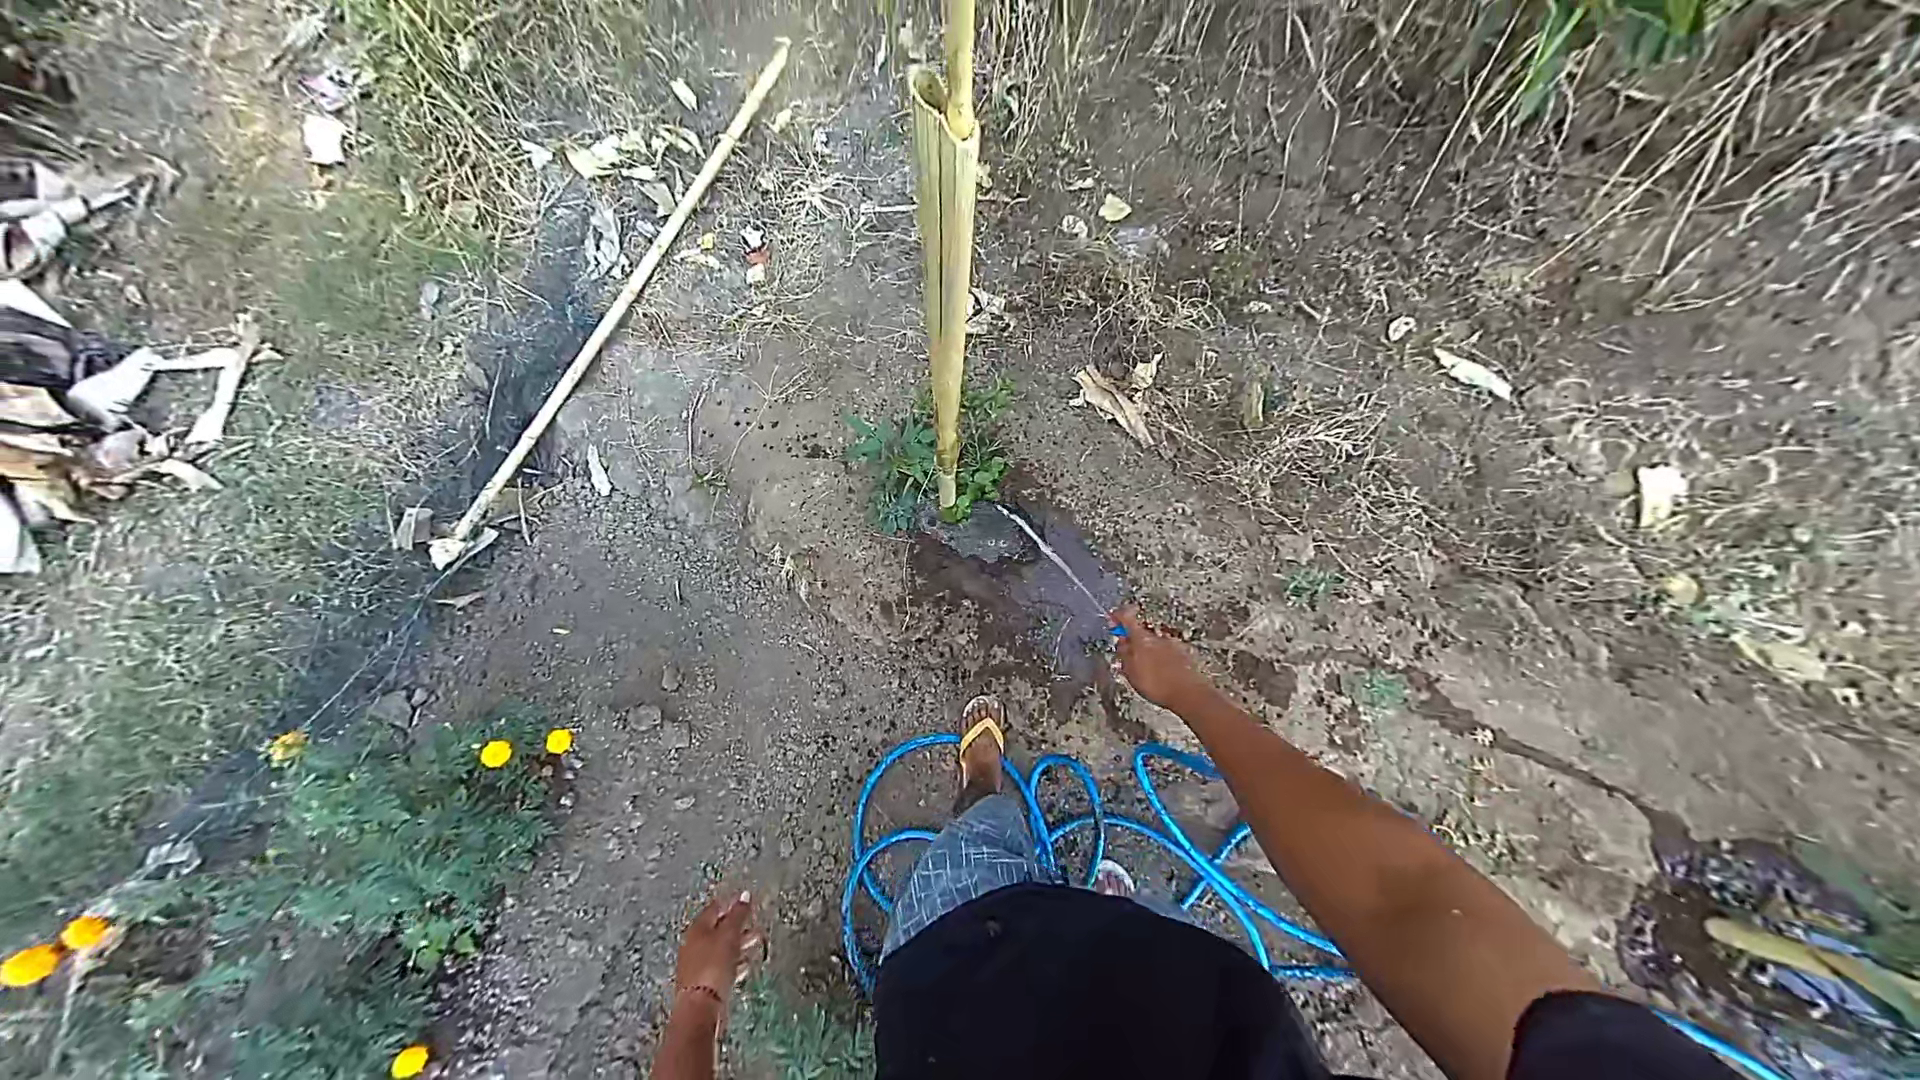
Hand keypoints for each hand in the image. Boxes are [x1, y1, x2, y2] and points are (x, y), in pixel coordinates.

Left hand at [671, 888, 756, 1016]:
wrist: (700, 1009)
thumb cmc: (714, 964)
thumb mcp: (730, 935)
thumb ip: (738, 914)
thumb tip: (745, 895)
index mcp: (697, 928)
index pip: (716, 907)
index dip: (732, 903)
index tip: (749, 901)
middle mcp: (693, 944)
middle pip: (718, 928)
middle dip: (738, 925)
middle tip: (756, 923)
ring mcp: (696, 965)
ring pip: (721, 948)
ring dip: (738, 944)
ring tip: (756, 942)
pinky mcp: (702, 984)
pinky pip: (720, 966)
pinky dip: (733, 962)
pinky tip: (745, 965)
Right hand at [1110, 606, 1213, 709]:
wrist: (1189, 695)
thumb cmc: (1158, 685)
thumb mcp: (1130, 672)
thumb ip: (1124, 653)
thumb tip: (1121, 641)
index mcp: (1141, 638)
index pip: (1127, 618)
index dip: (1118, 617)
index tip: (1114, 619)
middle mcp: (1158, 637)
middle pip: (1142, 632)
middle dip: (1135, 641)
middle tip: (1129, 657)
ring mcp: (1174, 645)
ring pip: (1156, 643)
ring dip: (1150, 652)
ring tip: (1147, 671)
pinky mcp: (1185, 655)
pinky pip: (1169, 653)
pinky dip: (1163, 659)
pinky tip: (1161, 675)